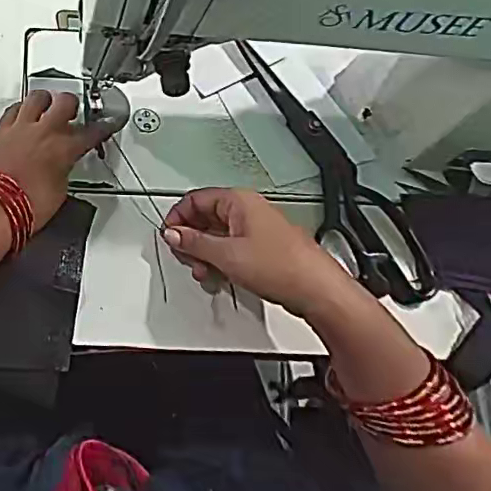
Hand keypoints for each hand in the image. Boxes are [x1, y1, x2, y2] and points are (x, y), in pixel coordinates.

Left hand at [0, 90, 123, 231]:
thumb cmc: (27, 206)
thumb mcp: (60, 191)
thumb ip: (64, 168)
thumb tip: (62, 166)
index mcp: (65, 148)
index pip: (92, 132)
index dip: (102, 127)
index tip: (105, 124)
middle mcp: (44, 132)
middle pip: (65, 101)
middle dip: (73, 104)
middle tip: (73, 110)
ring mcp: (21, 128)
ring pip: (37, 97)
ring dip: (45, 100)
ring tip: (47, 105)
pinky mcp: (1, 131)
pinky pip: (12, 110)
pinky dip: (20, 109)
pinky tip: (22, 113)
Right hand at [161, 188, 363, 320]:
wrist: (319, 291)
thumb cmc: (285, 266)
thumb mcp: (226, 255)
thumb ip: (193, 243)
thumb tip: (174, 234)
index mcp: (238, 201)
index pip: (194, 199)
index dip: (178, 218)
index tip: (171, 237)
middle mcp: (247, 210)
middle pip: (204, 217)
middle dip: (191, 240)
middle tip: (189, 258)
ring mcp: (255, 229)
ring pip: (216, 235)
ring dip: (205, 254)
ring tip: (206, 271)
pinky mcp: (262, 248)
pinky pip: (230, 248)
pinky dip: (220, 261)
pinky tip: (221, 276)